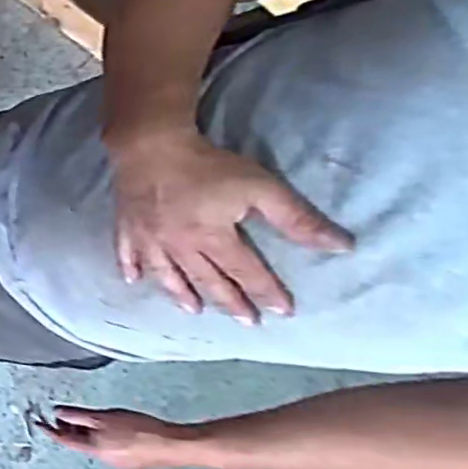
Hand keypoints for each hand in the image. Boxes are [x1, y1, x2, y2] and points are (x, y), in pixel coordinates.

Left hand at [38, 406, 196, 468]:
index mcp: (95, 451)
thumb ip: (78, 416)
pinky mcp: (133, 459)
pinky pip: (108, 447)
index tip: (38, 424)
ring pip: (93, 445)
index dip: (49, 430)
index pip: (64, 441)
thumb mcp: (102, 418)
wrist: (176, 445)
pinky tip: (105, 427)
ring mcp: (120, 461)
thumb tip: (56, 413)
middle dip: (67, 430)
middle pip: (79, 444)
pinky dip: (99, 436)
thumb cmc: (139, 430)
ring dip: (83, 432)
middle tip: (58, 418)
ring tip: (78, 420)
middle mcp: (105, 459)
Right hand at [108, 127, 351, 322]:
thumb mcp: (260, 187)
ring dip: (180, 294)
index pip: (245, 272)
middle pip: (206, 279)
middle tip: (245, 321)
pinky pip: (126, 254)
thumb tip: (341, 247)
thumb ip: (297, 219)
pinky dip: (129, 269)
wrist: (150, 147)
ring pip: (165, 274)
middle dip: (229, 302)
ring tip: (193, 310)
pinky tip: (133, 280)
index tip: (283, 311)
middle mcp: (178, 247)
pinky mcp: (126, 228)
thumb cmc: (207, 166)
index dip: (267, 292)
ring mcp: (148, 240)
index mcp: (211, 238)